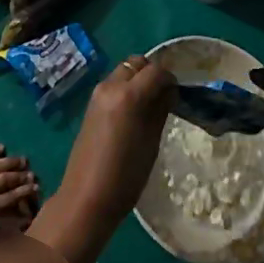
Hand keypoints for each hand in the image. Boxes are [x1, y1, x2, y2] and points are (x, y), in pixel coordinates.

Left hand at [0, 143, 37, 220]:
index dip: (22, 192)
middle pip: (4, 180)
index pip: (9, 198)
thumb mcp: (0, 201)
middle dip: (19, 177)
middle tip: (31, 173)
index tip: (36, 186)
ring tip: (23, 160)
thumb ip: (16, 204)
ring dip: (11, 162)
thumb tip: (33, 209)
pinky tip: (2, 147)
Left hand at [64, 55, 177, 217]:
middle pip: (136, 63)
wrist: (86, 198)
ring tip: (148, 104)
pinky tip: (132, 112)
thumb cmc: (126, 176)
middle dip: (152, 73)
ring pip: (124, 71)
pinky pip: (113, 84)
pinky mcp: (90, 105)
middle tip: (162, 96)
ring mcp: (97, 94)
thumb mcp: (151, 142)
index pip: (155, 70)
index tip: (177, 94)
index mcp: (128, 95)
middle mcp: (111, 86)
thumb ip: (160, 110)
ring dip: (138, 79)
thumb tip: (168, 92)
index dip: (169, 78)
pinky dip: (126, 88)